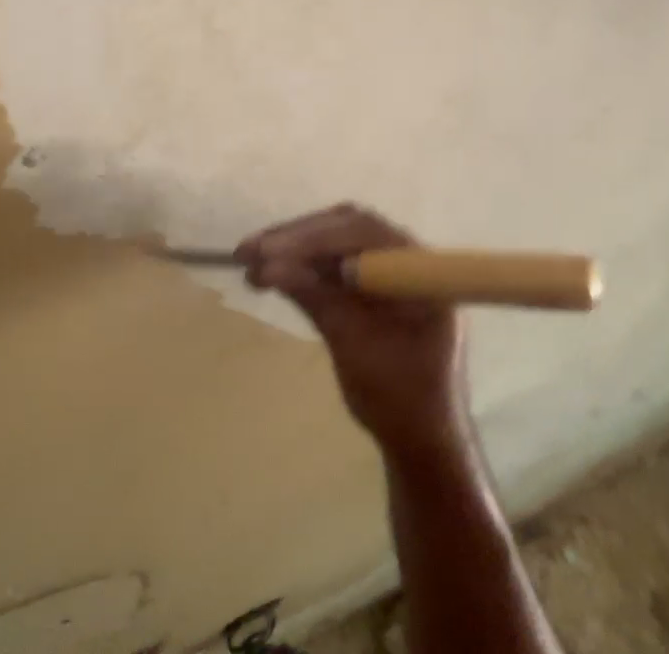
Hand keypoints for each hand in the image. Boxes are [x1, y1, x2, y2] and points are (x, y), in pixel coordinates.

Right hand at [237, 204, 468, 448]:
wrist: (421, 439)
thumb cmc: (399, 398)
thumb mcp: (354, 347)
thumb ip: (317, 300)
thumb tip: (267, 265)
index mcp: (420, 271)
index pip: (363, 232)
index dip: (312, 237)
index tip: (268, 253)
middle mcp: (407, 261)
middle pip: (347, 229)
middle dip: (296, 239)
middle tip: (247, 252)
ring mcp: (389, 274)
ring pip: (335, 243)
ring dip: (292, 250)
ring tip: (248, 263)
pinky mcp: (371, 289)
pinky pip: (334, 266)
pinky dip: (302, 269)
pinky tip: (269, 275)